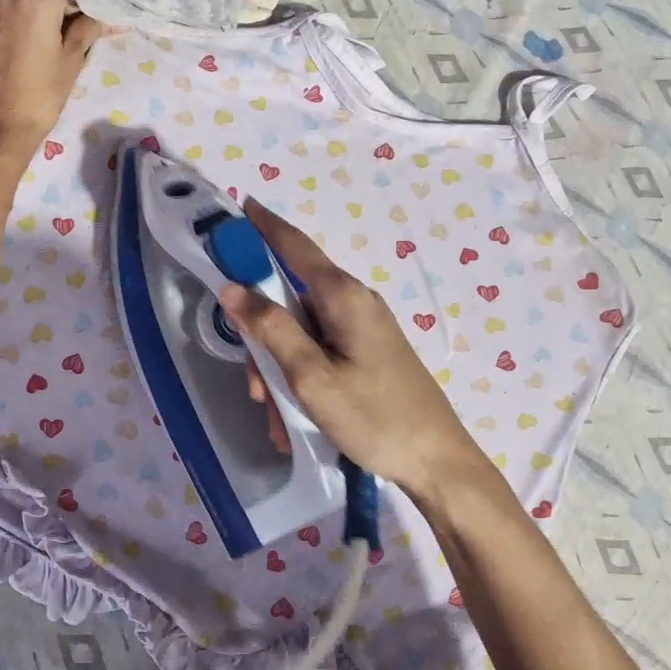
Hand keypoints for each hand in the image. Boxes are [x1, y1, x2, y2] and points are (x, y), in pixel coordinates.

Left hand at [0, 0, 110, 151]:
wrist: (4, 122)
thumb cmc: (45, 89)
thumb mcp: (74, 56)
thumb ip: (89, 26)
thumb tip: (104, 14)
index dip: (85, 4)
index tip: (95, 21)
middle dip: (63, 7)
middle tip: (78, 31)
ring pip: (28, 5)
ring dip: (43, 16)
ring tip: (57, 42)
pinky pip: (12, 19)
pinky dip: (25, 27)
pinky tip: (35, 49)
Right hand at [220, 198, 485, 497]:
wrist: (439, 464)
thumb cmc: (374, 417)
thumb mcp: (310, 376)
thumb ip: (270, 328)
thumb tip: (232, 287)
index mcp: (341, 296)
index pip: (293, 245)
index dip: (262, 225)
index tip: (237, 205)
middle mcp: (352, 302)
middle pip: (287, 299)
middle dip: (262, 341)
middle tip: (256, 389)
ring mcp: (361, 328)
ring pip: (298, 333)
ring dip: (279, 371)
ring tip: (280, 420)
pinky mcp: (366, 352)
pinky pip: (317, 352)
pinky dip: (300, 379)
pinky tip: (296, 421)